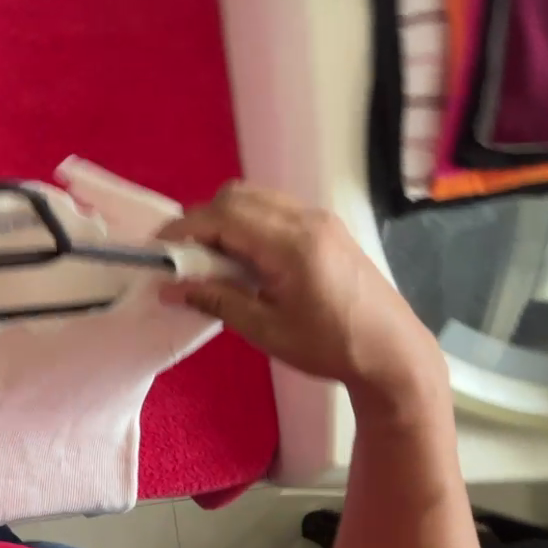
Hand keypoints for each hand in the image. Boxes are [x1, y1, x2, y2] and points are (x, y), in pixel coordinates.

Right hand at [158, 182, 443, 410]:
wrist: (391, 351)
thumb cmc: (328, 345)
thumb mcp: (264, 329)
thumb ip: (215, 300)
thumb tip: (168, 289)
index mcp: (291, 244)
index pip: (223, 217)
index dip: (183, 230)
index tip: (156, 251)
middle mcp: (306, 219)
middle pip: (236, 196)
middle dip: (199, 221)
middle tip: (179, 257)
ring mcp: (319, 219)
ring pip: (254, 198)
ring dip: (222, 220)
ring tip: (206, 259)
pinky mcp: (324, 228)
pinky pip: (272, 210)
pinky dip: (244, 223)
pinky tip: (239, 258)